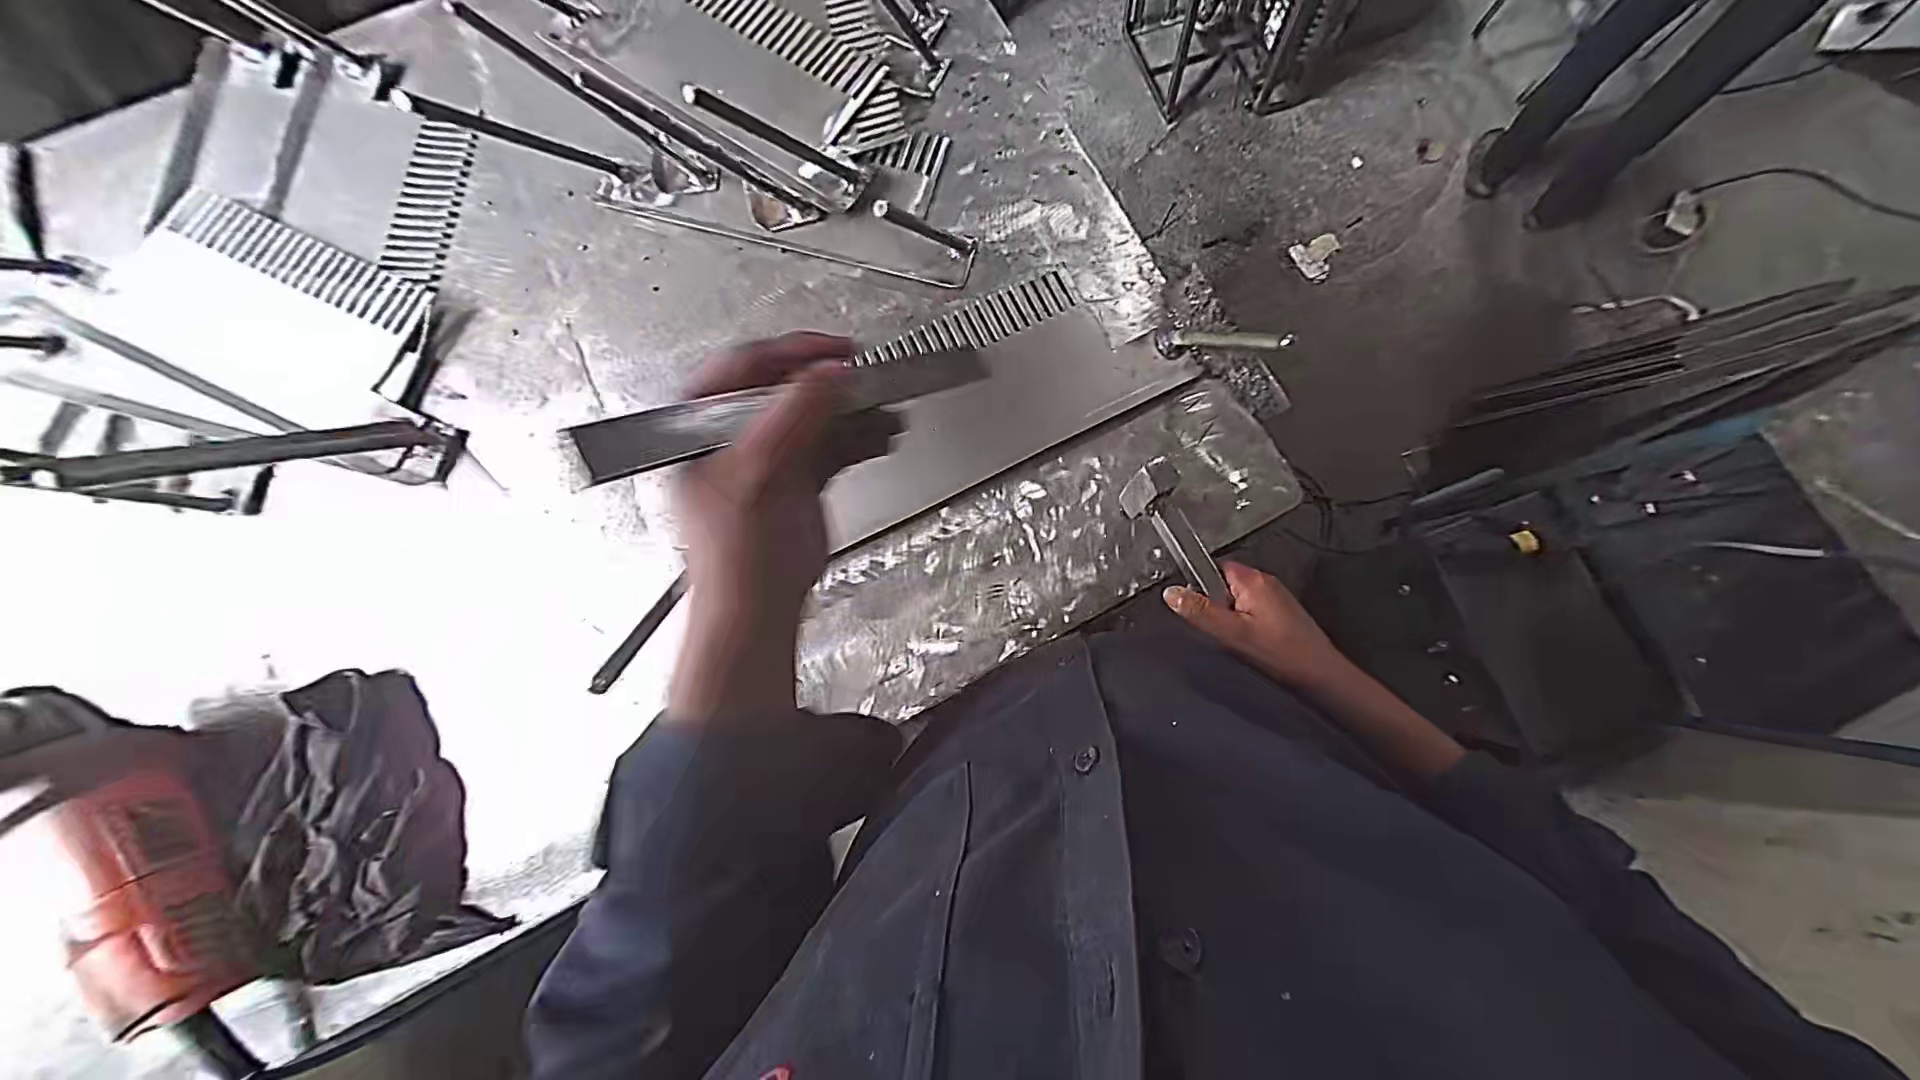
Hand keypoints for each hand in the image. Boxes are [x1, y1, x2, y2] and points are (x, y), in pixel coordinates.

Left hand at [669, 333, 853, 718]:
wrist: (757, 605)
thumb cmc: (733, 556)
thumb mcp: (756, 472)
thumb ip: (792, 417)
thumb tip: (827, 376)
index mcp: (703, 427)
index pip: (743, 368)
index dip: (789, 353)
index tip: (831, 352)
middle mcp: (736, 438)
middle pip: (786, 390)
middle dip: (829, 384)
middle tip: (862, 376)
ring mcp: (771, 459)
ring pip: (815, 417)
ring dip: (853, 410)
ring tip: (883, 406)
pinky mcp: (800, 481)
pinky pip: (834, 446)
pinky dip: (860, 438)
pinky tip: (881, 433)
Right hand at [1162, 561, 1349, 689]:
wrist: (1319, 674)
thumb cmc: (1282, 653)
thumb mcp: (1230, 633)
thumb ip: (1198, 611)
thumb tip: (1172, 594)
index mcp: (1253, 580)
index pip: (1212, 567)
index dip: (1199, 585)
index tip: (1197, 605)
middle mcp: (1266, 582)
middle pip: (1222, 583)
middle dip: (1215, 604)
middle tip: (1221, 627)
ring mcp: (1275, 596)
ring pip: (1236, 598)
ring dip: (1230, 615)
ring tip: (1239, 637)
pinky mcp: (1280, 610)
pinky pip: (1250, 609)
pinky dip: (1245, 622)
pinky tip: (1252, 640)